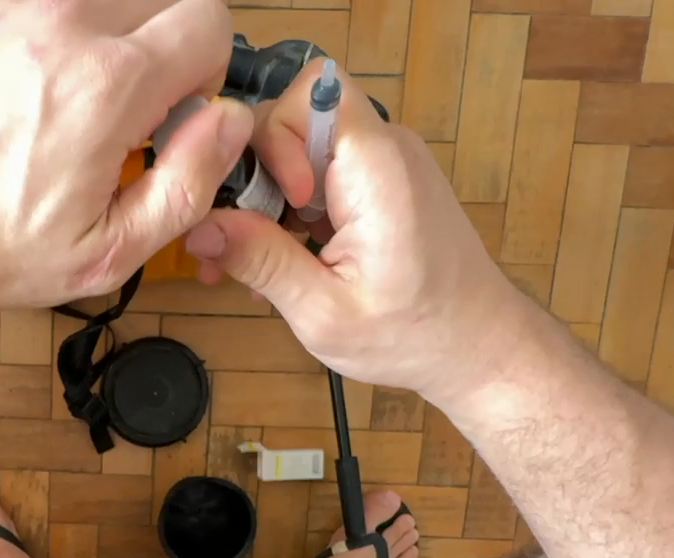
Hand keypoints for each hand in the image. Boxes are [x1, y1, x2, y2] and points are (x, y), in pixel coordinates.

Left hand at [0, 0, 251, 322]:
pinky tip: (38, 114)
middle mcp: (61, 26)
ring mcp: (14, 12)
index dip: (208, 80)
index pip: (208, 24)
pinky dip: (64, 51)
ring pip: (108, 4)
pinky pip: (53, 13)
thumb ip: (188, 184)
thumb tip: (228, 125)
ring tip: (80, 126)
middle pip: (162, 1)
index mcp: (106, 84)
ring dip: (115, 53)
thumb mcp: (110, 251)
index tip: (179, 124)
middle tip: (131, 130)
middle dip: (166, 61)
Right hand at [181, 58, 533, 402]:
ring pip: (299, 156)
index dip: (271, 142)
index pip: (308, 97)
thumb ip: (261, 262)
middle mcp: (383, 152)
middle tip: (233, 248)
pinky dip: (289, 219)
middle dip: (253, 182)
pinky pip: (318, 182)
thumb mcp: (322, 311)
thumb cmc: (410, 335)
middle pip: (294, 124)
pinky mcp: (377, 189)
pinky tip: (278, 268)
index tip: (275, 208)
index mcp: (375, 171)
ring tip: (250, 271)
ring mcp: (381, 168)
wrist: (473, 345)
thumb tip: (199, 229)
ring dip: (265, 208)